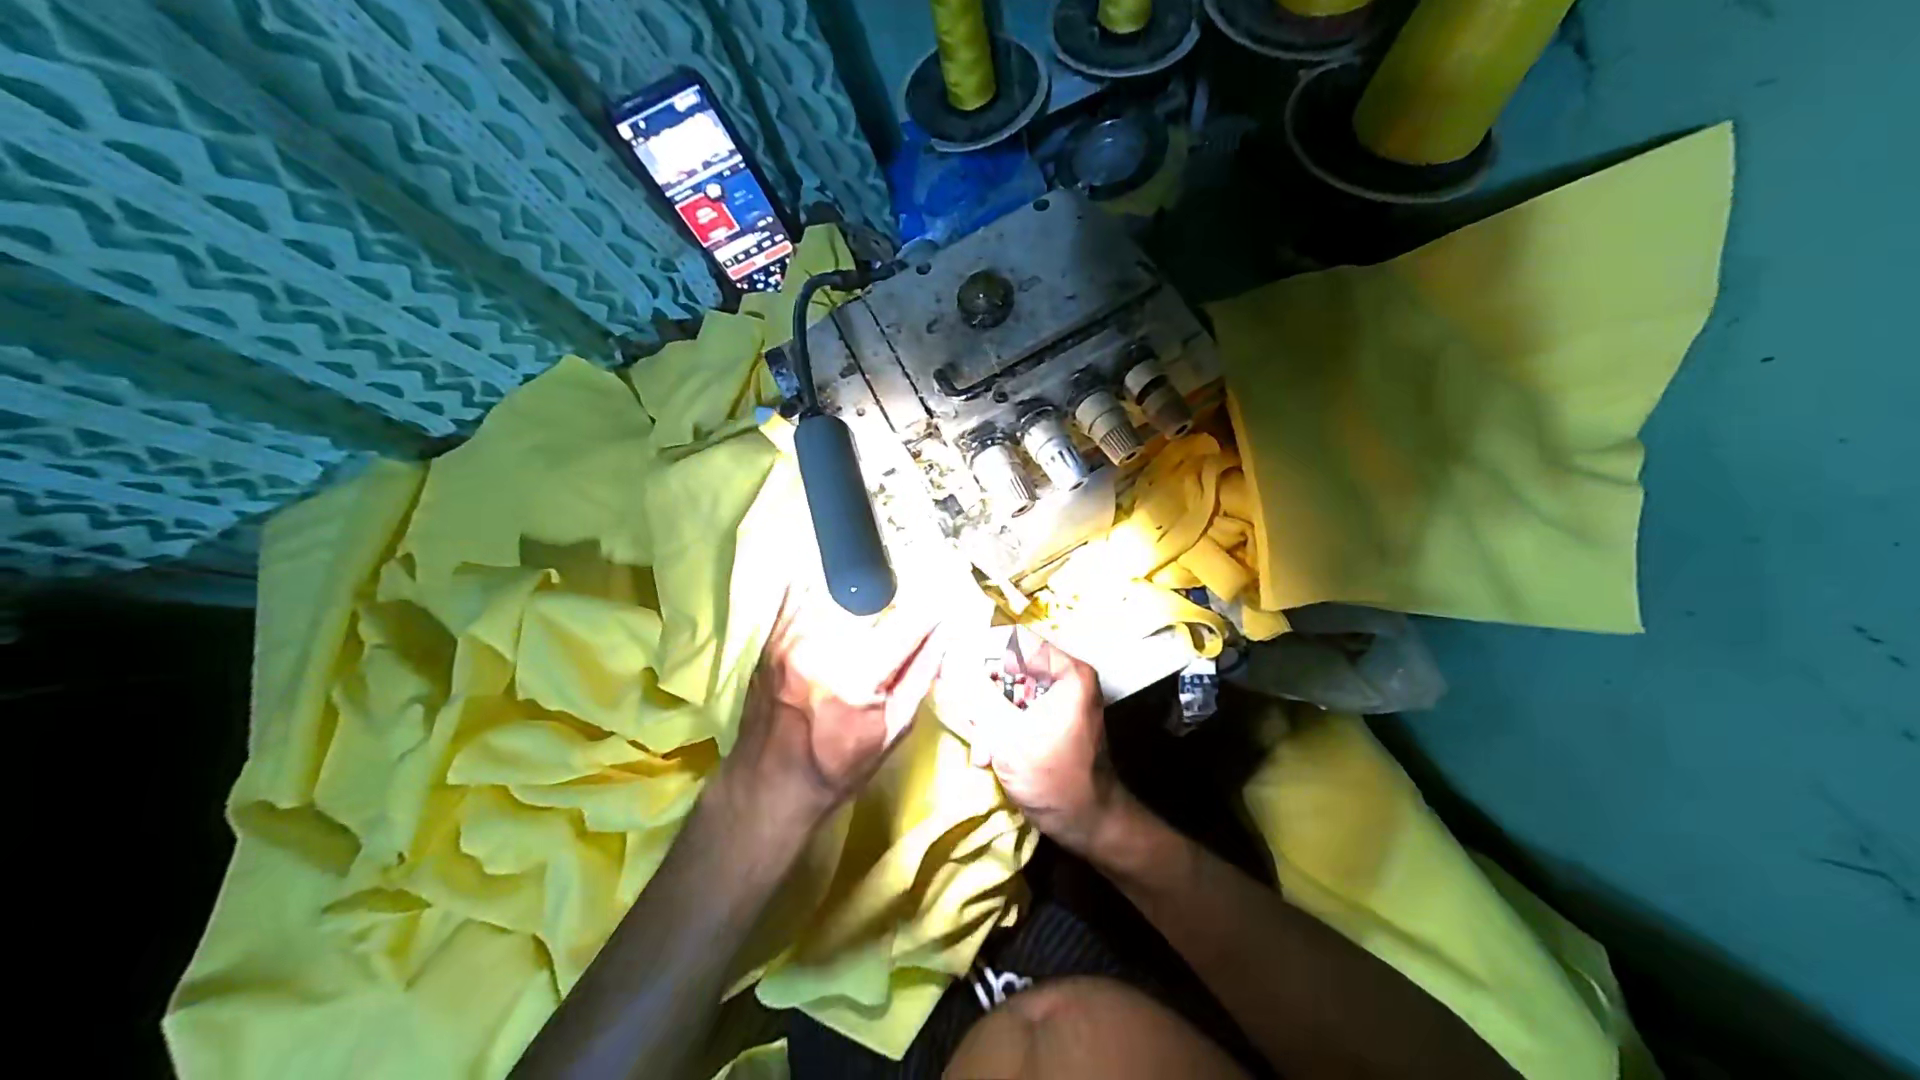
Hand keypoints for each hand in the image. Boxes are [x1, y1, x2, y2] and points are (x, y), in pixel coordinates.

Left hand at [722, 586, 943, 825]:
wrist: (768, 787)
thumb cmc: (838, 768)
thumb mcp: (894, 729)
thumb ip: (922, 673)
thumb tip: (946, 630)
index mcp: (856, 678)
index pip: (907, 621)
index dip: (931, 609)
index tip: (943, 604)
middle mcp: (819, 648)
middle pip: (870, 594)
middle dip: (896, 595)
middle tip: (909, 604)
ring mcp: (788, 638)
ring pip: (835, 588)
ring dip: (861, 591)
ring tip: (875, 603)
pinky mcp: (769, 637)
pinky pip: (800, 594)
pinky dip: (824, 592)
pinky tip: (838, 604)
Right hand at [935, 628, 1121, 854]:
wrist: (1088, 825)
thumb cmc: (1054, 780)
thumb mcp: (1008, 736)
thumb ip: (978, 696)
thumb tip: (950, 663)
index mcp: (1067, 672)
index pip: (1014, 640)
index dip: (979, 650)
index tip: (951, 668)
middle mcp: (1066, 676)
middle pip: (1009, 665)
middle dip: (982, 694)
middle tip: (969, 718)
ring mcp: (1059, 697)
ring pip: (1007, 689)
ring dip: (987, 715)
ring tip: (983, 747)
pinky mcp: (1050, 717)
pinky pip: (1015, 708)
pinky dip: (998, 726)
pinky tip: (989, 753)